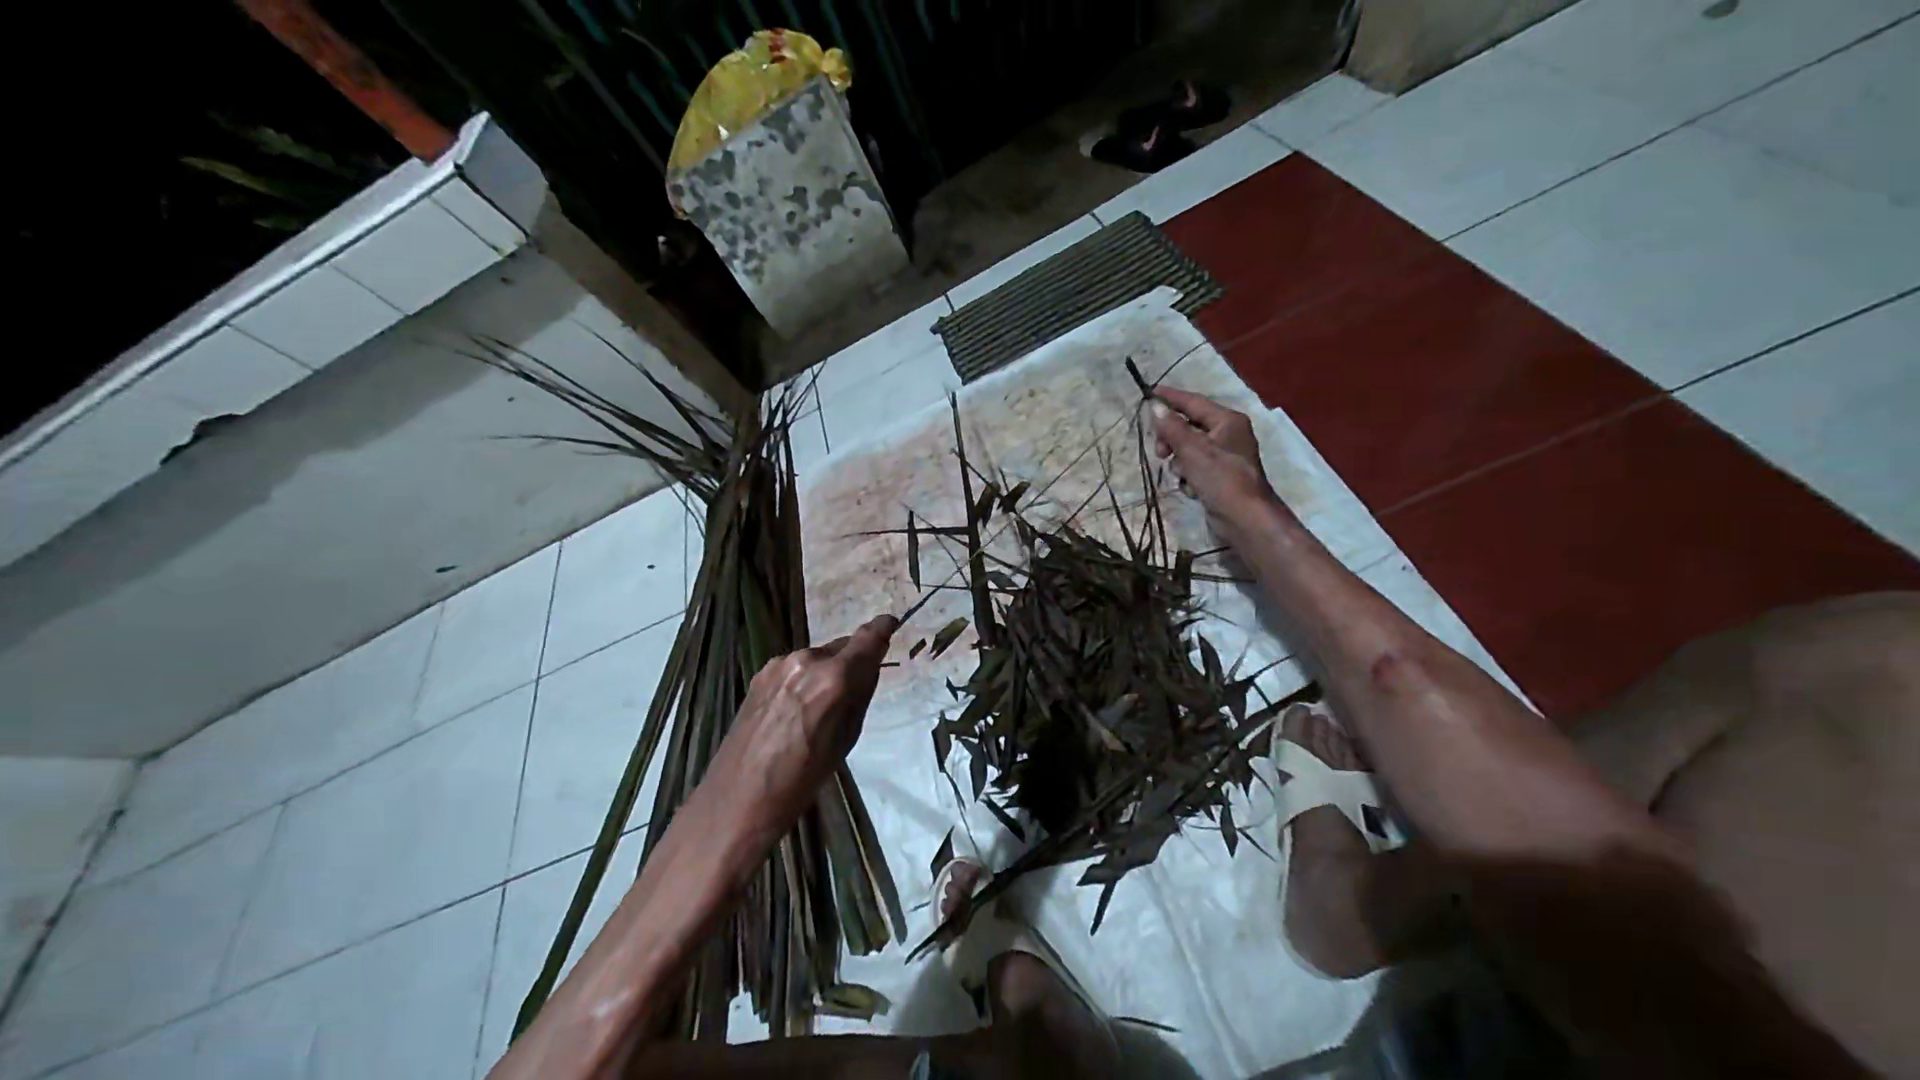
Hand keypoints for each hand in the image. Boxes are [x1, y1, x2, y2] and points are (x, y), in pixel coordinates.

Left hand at [705, 614, 898, 834]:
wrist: (740, 796)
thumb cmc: (803, 777)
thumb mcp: (846, 738)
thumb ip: (860, 695)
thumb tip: (868, 667)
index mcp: (833, 678)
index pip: (867, 639)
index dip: (882, 628)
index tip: (891, 623)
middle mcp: (806, 661)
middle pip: (840, 649)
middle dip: (851, 663)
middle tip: (853, 694)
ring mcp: (778, 665)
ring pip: (816, 659)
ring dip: (825, 673)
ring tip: (819, 711)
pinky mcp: (760, 674)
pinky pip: (795, 669)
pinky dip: (804, 680)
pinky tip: (795, 711)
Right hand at [1150, 388, 1281, 524]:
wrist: (1244, 519)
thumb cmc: (1221, 479)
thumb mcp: (1192, 450)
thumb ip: (1172, 427)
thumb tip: (1155, 406)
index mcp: (1228, 421)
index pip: (1194, 402)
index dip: (1171, 397)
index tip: (1149, 393)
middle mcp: (1228, 434)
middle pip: (1189, 426)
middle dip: (1171, 439)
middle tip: (1160, 452)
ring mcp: (1225, 456)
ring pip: (1189, 449)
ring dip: (1179, 461)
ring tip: (1181, 475)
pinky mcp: (1219, 476)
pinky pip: (1195, 467)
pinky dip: (1189, 476)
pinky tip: (1191, 488)